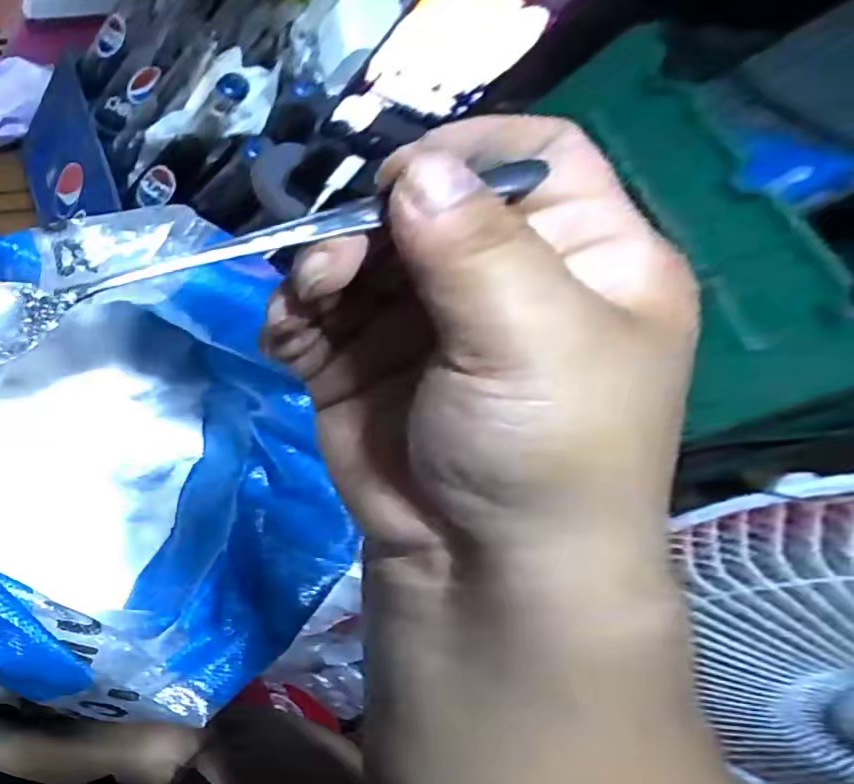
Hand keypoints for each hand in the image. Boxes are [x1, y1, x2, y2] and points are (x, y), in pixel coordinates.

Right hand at [262, 117, 698, 572]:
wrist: (473, 557)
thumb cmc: (541, 446)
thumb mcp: (532, 338)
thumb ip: (473, 250)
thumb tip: (413, 171)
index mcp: (571, 256)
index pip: (523, 163)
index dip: (460, 156)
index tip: (397, 184)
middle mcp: (482, 284)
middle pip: (412, 216)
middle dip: (362, 229)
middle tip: (330, 265)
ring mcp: (406, 331)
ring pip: (349, 269)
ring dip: (315, 275)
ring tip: (302, 303)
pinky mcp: (346, 372)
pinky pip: (308, 325)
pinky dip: (288, 321)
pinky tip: (282, 336)